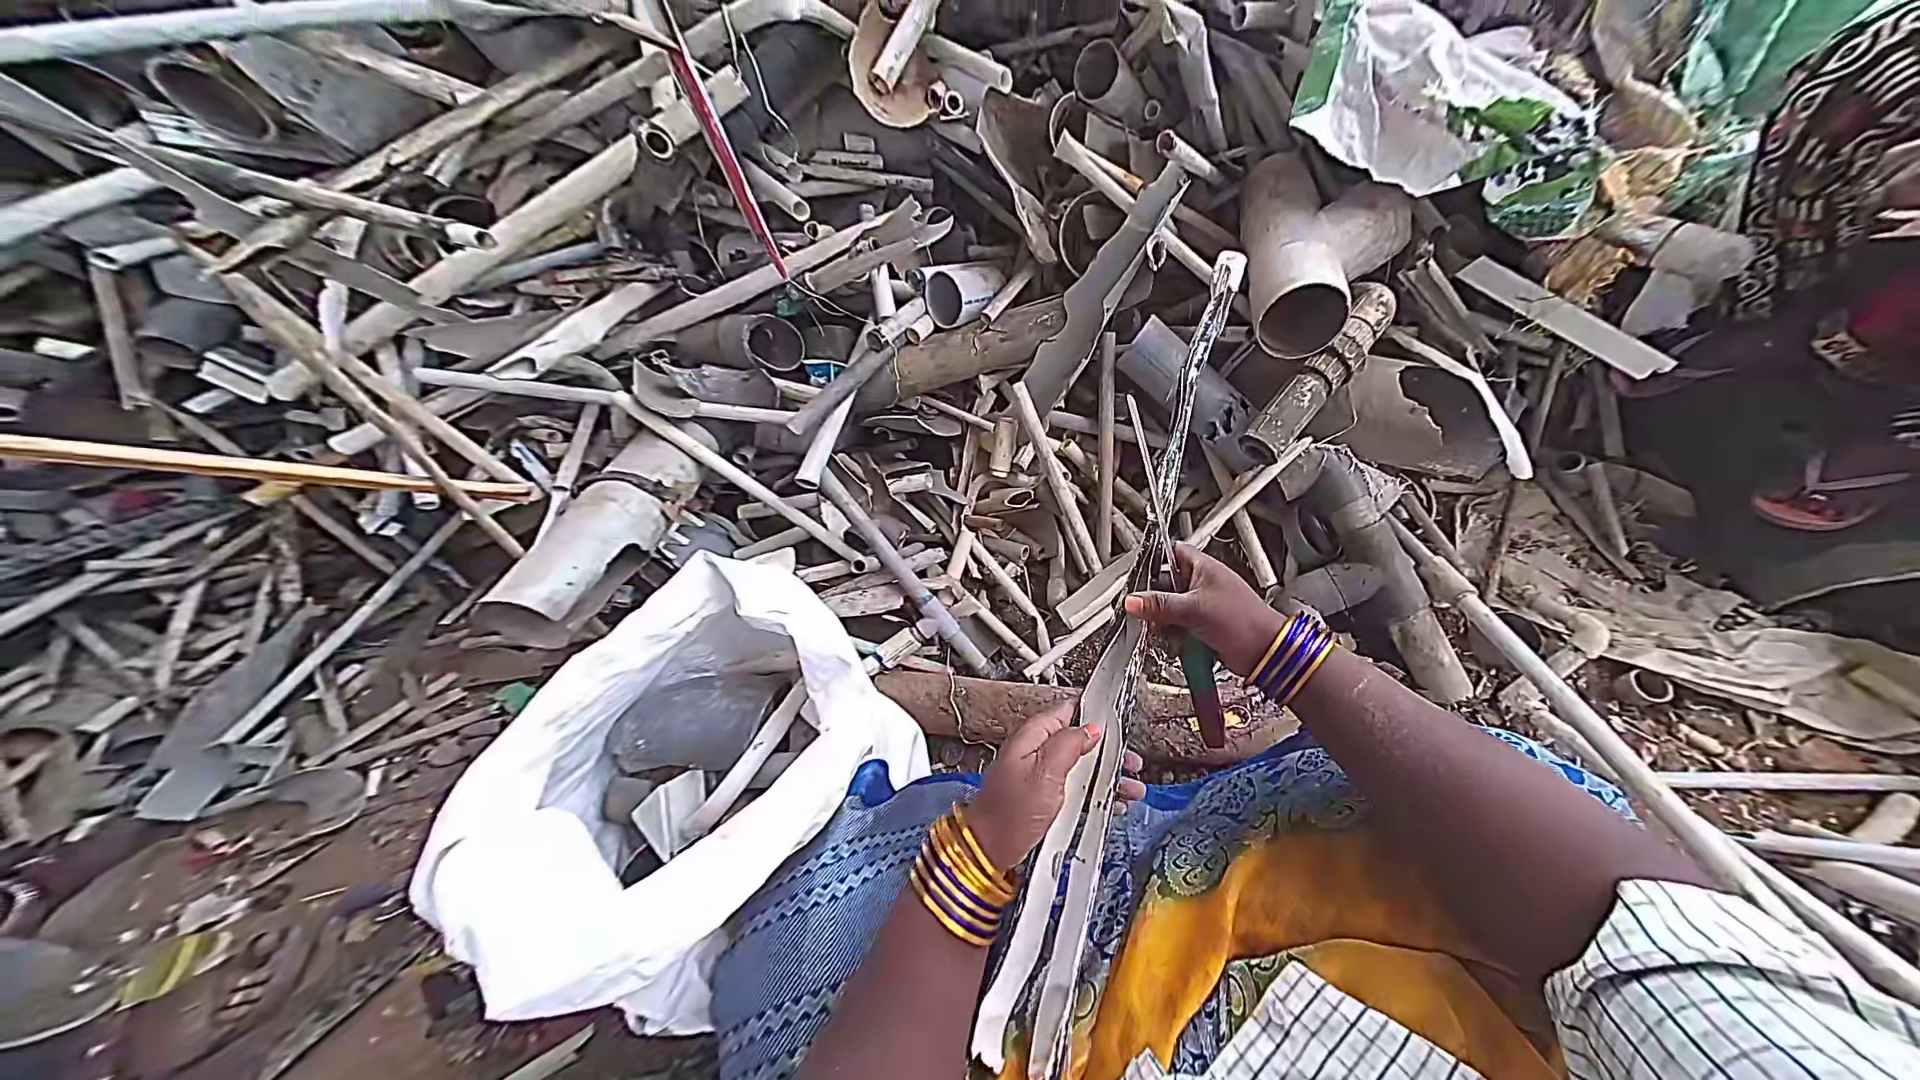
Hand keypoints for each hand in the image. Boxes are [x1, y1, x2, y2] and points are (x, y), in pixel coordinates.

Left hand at [966, 701, 1146, 870]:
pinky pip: (1078, 789)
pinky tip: (1114, 803)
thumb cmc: (1010, 812)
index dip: (1095, 715)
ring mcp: (1043, 775)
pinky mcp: (1047, 797)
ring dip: (1109, 776)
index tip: (1119, 725)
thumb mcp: (1044, 773)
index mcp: (1033, 737)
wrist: (991, 848)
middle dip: (1109, 752)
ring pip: (1083, 767)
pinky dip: (1097, 794)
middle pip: (1081, 741)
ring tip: (1131, 787)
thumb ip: (1068, 745)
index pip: (1068, 711)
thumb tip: (1090, 728)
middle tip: (1130, 763)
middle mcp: (1038, 752)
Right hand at [1124, 543, 1286, 677]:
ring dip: (1162, 620)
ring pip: (1166, 608)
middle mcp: (1200, 584)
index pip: (1170, 552)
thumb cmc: (1244, 622)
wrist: (1265, 654)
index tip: (1137, 574)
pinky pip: (1174, 626)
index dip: (1153, 559)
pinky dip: (1171, 634)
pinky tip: (1176, 641)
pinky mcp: (1199, 626)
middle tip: (1148, 609)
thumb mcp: (1194, 609)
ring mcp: (1200, 606)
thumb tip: (1131, 601)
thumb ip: (1159, 604)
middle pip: (1163, 584)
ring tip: (1165, 628)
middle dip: (1154, 599)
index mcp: (1202, 567)